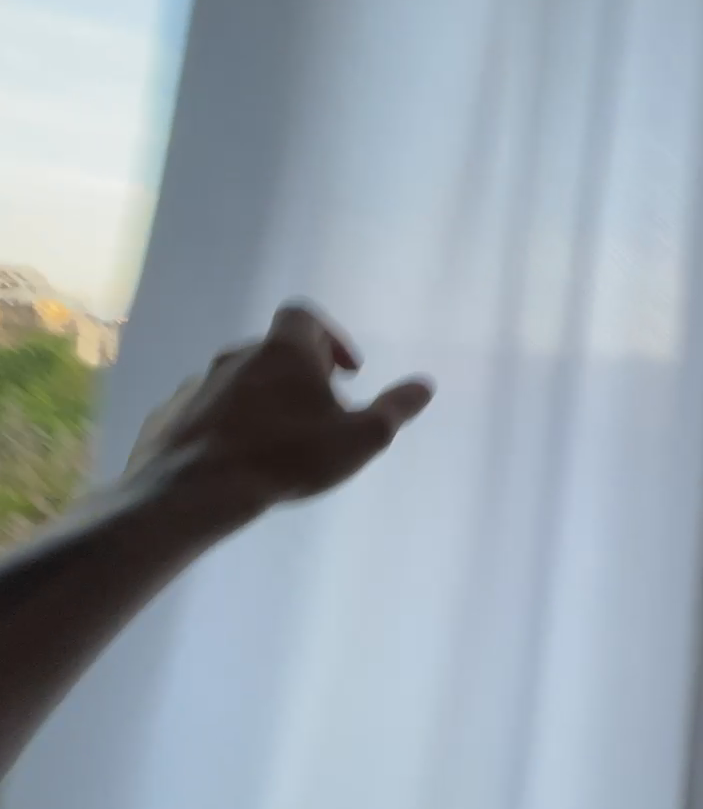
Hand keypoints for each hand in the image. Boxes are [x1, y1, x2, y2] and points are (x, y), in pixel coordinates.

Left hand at [127, 302, 433, 526]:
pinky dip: (236, 417)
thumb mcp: (365, 436)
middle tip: (328, 408)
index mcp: (284, 354)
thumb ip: (397, 407)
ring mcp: (197, 385)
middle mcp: (237, 358)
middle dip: (307, 371)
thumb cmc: (291, 455)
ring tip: (289, 434)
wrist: (193, 491)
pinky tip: (249, 452)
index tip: (348, 371)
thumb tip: (424, 384)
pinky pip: (212, 404)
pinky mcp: (171, 414)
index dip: (332, 337)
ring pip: (244, 377)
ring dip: (271, 394)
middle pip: (276, 348)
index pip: (304, 316)